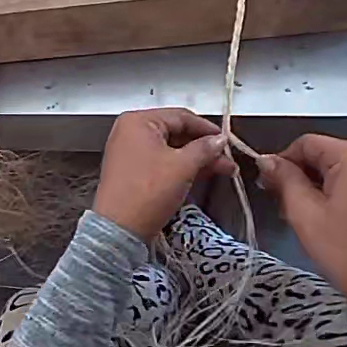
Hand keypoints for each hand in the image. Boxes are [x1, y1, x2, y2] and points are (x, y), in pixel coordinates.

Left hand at [93, 108, 236, 239]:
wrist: (120, 229)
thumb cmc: (147, 192)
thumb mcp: (183, 166)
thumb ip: (204, 149)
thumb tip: (218, 141)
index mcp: (137, 122)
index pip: (180, 116)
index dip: (207, 128)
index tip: (225, 140)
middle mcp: (130, 133)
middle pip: (176, 133)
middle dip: (204, 148)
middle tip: (226, 159)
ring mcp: (129, 153)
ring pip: (170, 150)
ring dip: (196, 160)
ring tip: (221, 169)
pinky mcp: (132, 173)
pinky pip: (161, 163)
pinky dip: (181, 168)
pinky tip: (201, 175)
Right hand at [255, 135, 346, 314]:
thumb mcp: (306, 215)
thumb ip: (285, 180)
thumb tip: (266, 161)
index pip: (308, 142)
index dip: (282, 160)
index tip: (268, 185)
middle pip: (327, 153)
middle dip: (301, 174)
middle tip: (282, 204)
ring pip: (344, 168)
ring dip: (320, 185)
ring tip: (304, 214)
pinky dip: (341, 192)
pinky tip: (329, 216)